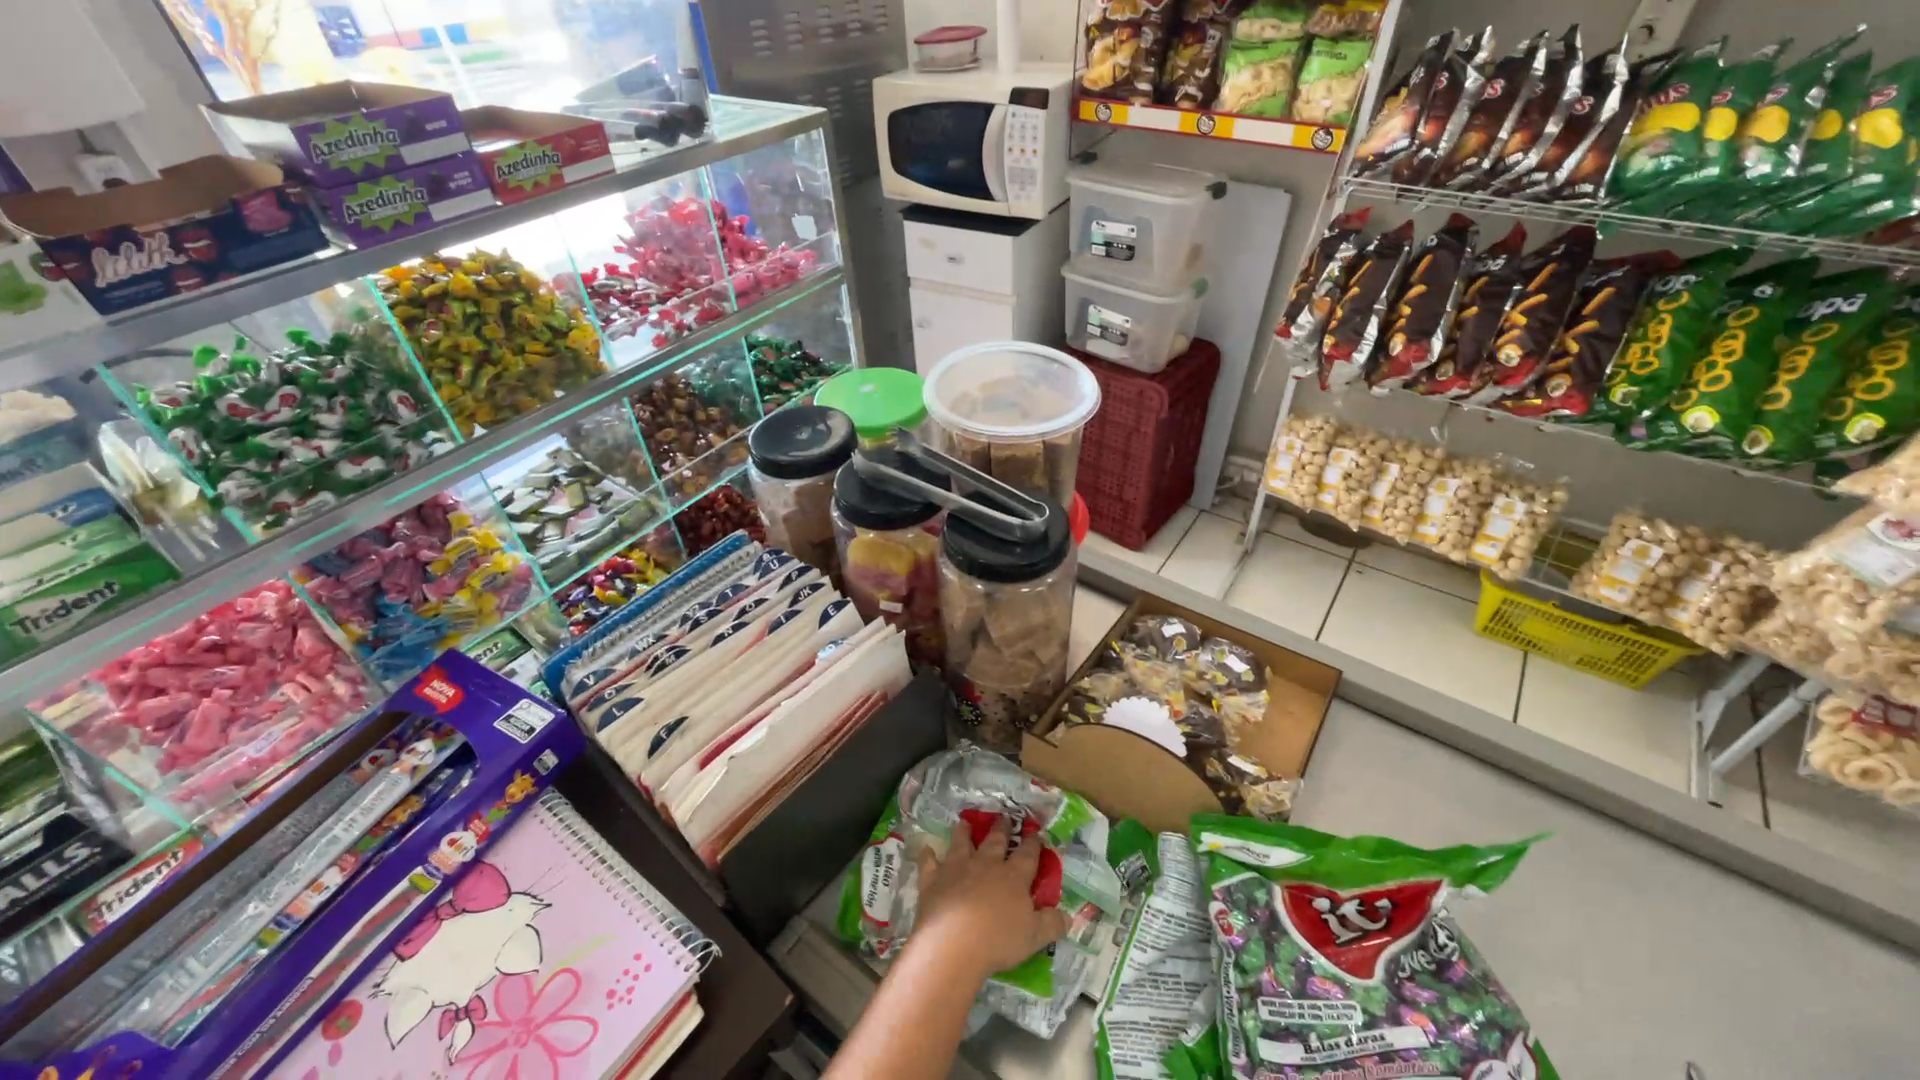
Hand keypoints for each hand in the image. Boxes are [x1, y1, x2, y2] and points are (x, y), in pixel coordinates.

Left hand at [909, 819, 1069, 983]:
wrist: (953, 942)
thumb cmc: (998, 940)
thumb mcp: (1034, 937)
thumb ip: (1052, 924)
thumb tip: (1067, 917)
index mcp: (1013, 877)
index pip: (1027, 855)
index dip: (1033, 843)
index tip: (1036, 833)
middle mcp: (985, 865)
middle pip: (995, 842)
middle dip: (1001, 830)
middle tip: (1003, 818)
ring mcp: (957, 869)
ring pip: (961, 844)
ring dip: (964, 833)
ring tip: (964, 821)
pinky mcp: (933, 880)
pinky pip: (929, 863)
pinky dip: (928, 855)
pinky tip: (926, 849)